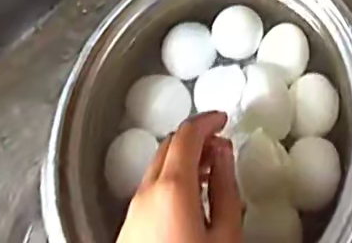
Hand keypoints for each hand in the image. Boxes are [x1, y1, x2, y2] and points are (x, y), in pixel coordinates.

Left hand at [116, 113, 240, 242]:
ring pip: (157, 170)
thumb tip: (224, 155)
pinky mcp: (125, 234)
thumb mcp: (225, 236)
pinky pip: (149, 195)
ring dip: (181, 163)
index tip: (222, 120)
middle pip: (169, 146)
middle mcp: (145, 194)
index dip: (207, 120)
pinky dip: (168, 186)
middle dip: (195, 139)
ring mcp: (131, 215)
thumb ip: (226, 188)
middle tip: (217, 145)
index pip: (188, 133)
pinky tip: (187, 204)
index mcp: (171, 187)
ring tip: (207, 176)